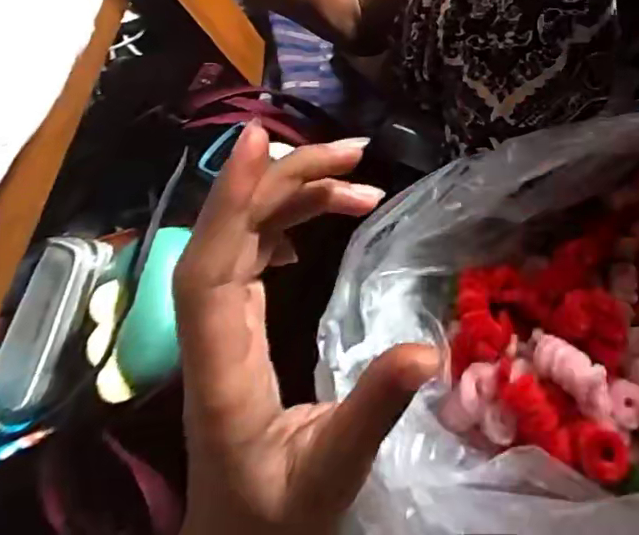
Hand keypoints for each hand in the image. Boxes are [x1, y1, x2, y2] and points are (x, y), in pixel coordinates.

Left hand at [175, 123, 436, 534]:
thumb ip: (372, 410)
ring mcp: (221, 322)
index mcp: (221, 365)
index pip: (210, 267)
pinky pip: (254, 250)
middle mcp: (210, 331)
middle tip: (353, 152)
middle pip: (230, 233)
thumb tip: (428, 351)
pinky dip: (289, 220)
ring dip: (295, 196)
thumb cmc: (279, 515)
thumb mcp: (333, 470)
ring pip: (244, 235)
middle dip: (284, 179)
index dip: (230, 201)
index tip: (257, 141)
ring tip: (360, 182)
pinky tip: (323, 218)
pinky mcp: (237, 320)